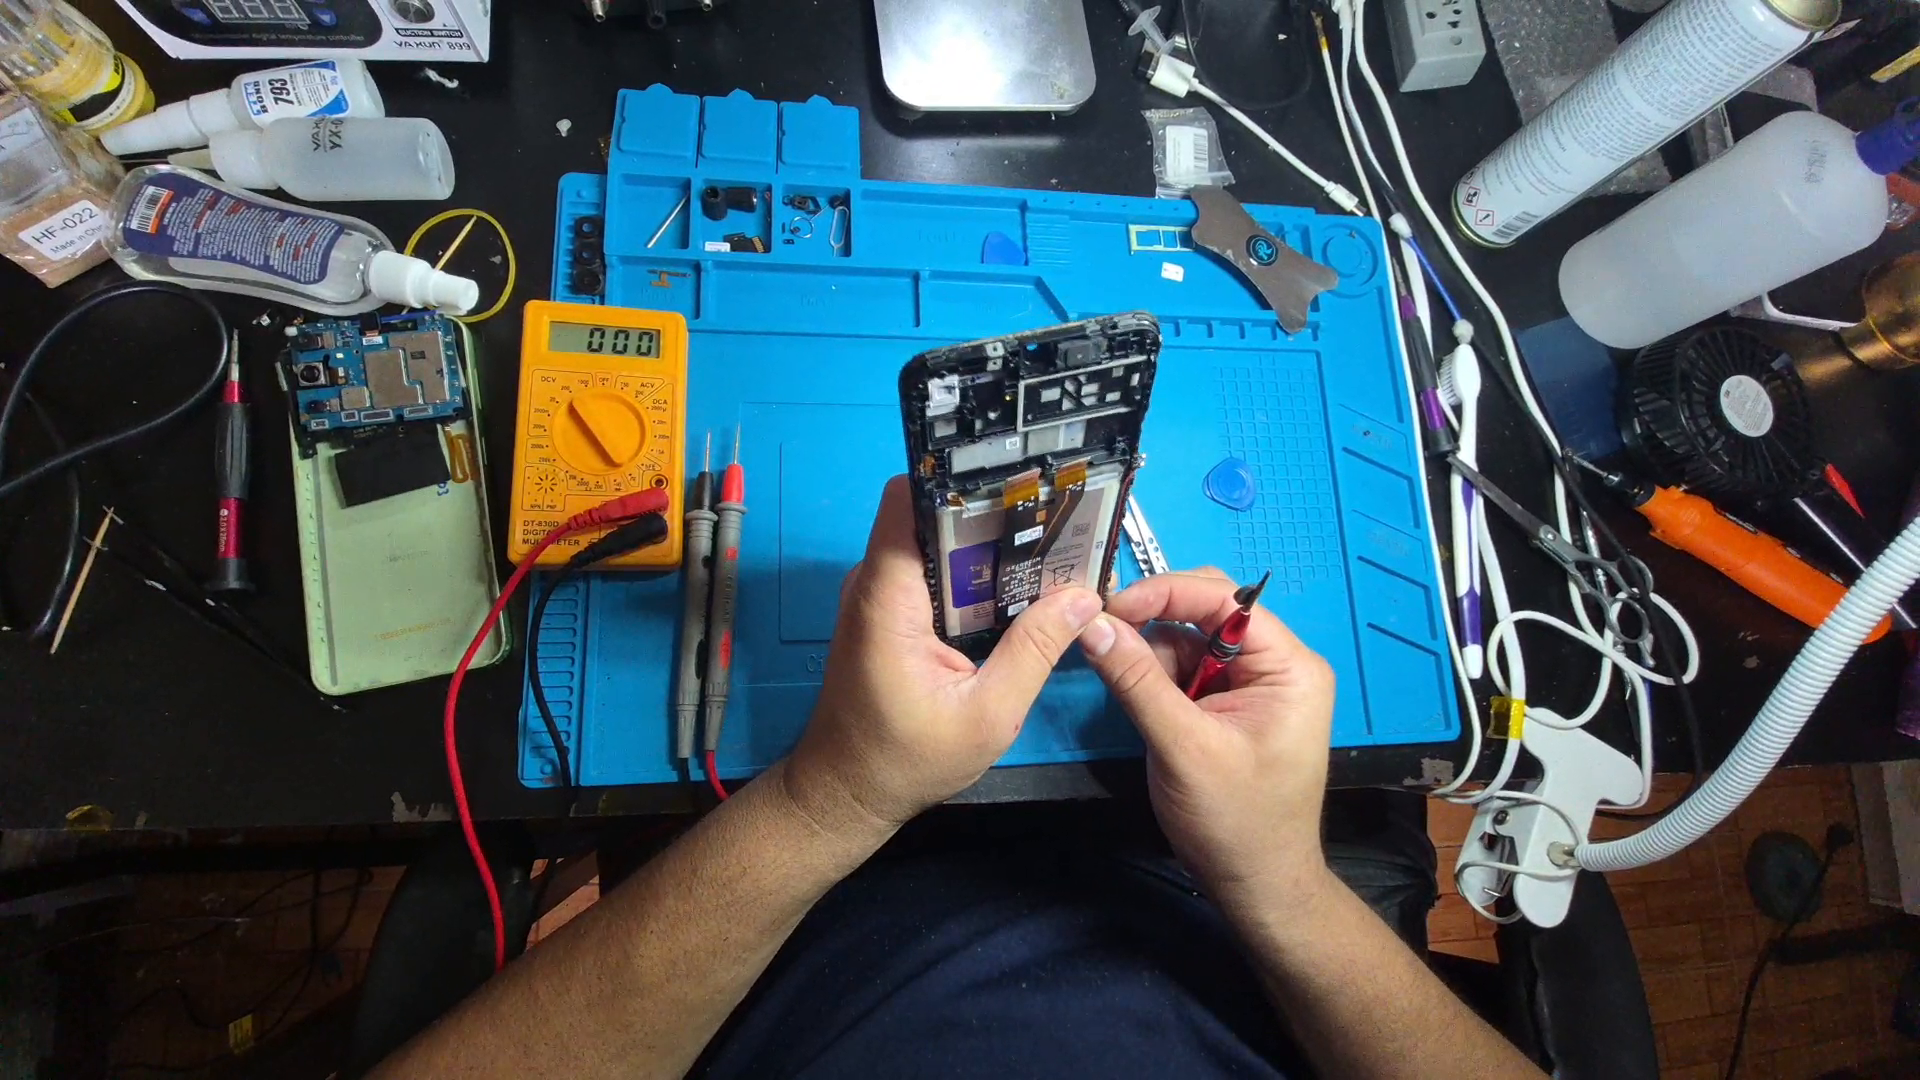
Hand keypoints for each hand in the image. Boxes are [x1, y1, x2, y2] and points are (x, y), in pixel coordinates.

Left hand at [780, 476, 1103, 837]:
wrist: (848, 791)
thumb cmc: (906, 760)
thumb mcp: (987, 716)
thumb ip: (1034, 651)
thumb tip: (1082, 597)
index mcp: (888, 595)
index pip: (909, 499)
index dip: (959, 481)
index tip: (1017, 485)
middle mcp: (876, 582)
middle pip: (929, 516)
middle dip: (988, 513)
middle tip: (1050, 522)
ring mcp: (879, 595)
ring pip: (933, 543)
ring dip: (983, 544)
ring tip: (1042, 550)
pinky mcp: (889, 612)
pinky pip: (931, 573)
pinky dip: (969, 573)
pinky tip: (1012, 587)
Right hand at [1075, 569, 1336, 906]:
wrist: (1254, 886)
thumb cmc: (1235, 822)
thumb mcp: (1183, 747)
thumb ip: (1137, 681)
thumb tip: (1091, 623)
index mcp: (1288, 665)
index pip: (1225, 599)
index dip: (1165, 592)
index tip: (1110, 608)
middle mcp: (1271, 662)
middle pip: (1205, 608)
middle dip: (1153, 618)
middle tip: (1104, 632)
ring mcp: (1245, 680)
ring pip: (1184, 635)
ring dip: (1147, 651)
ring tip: (1126, 685)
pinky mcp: (1220, 699)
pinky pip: (1178, 665)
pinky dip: (1149, 672)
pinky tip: (1137, 696)